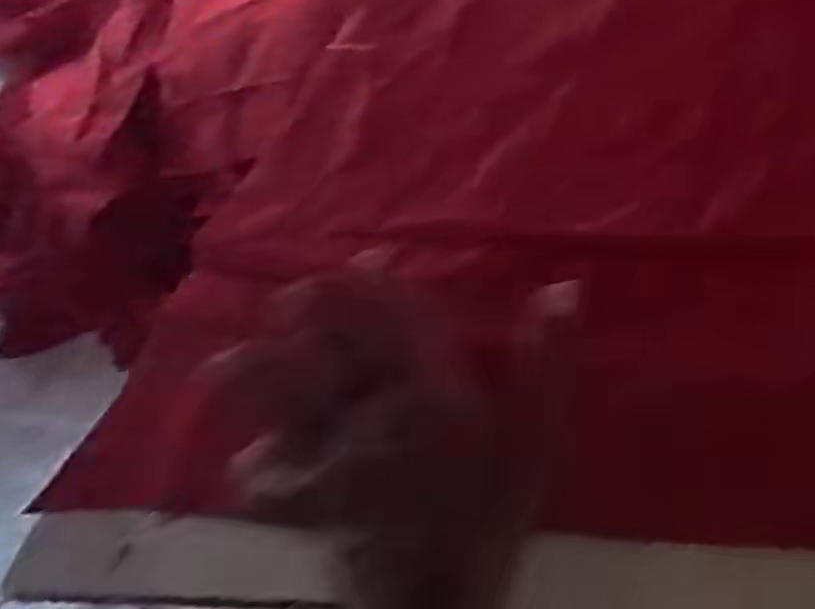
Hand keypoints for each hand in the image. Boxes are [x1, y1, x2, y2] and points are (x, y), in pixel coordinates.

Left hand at [205, 254, 577, 608]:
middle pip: (321, 360)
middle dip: (303, 325)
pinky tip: (255, 453)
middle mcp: (366, 415)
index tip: (366, 258)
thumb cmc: (500, 489)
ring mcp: (326, 461)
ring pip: (277, 412)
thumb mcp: (545, 416)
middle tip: (292, 294)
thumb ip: (550, 351)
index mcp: (424, 387)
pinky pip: (265, 477)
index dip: (374, 289)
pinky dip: (257, 459)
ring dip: (253, 383)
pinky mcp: (304, 505)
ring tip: (230, 361)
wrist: (441, 581)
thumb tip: (562, 288)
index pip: (392, 325)